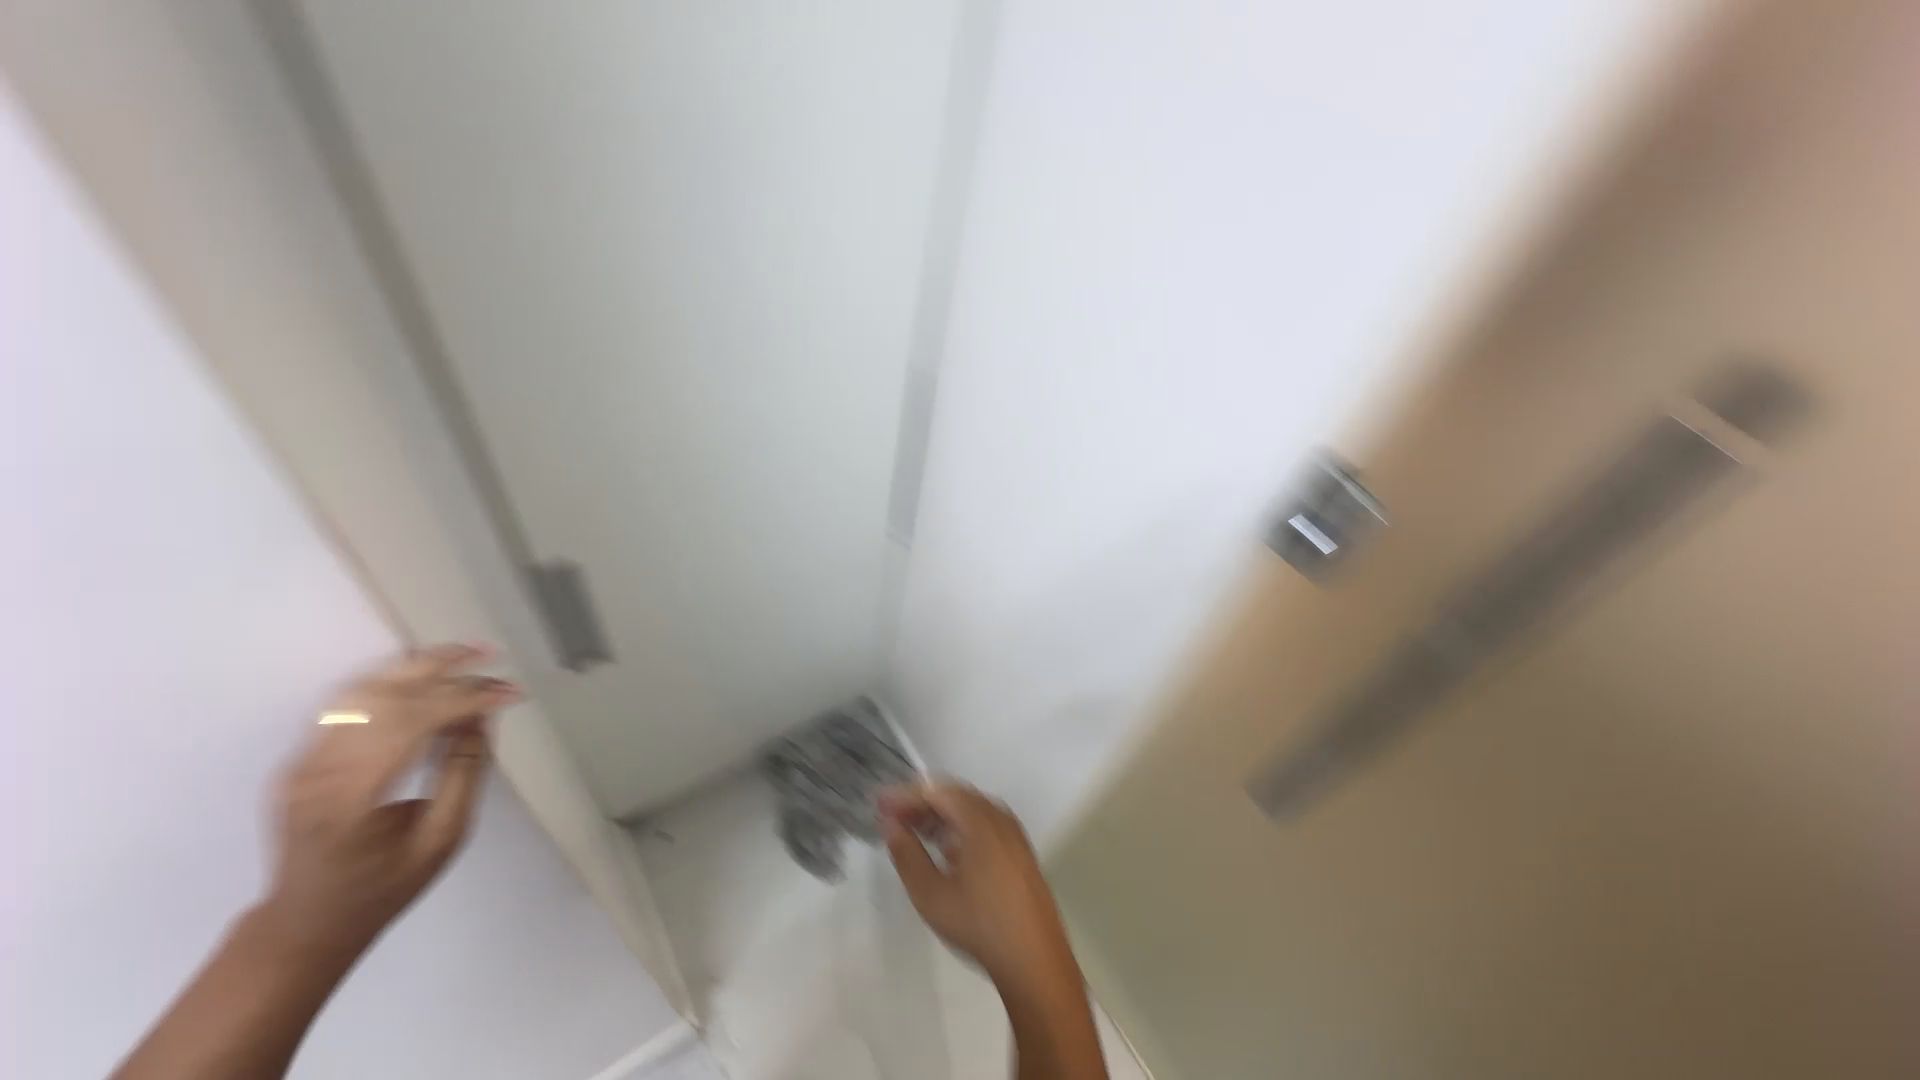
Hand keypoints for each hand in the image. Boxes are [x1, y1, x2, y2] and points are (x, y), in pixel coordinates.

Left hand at [257, 643, 519, 957]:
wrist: (304, 922)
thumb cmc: (381, 890)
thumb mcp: (441, 840)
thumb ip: (463, 774)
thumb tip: (480, 718)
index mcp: (353, 798)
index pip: (413, 723)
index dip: (465, 699)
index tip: (508, 692)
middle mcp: (318, 770)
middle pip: (382, 697)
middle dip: (442, 670)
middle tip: (489, 655)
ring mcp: (301, 762)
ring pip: (360, 692)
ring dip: (414, 668)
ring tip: (461, 655)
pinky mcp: (299, 758)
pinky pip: (347, 706)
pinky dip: (390, 683)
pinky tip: (423, 678)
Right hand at [878, 783, 1074, 988]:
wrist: (1034, 961)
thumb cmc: (979, 925)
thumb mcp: (931, 894)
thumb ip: (908, 855)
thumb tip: (892, 826)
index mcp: (980, 821)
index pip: (938, 792)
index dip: (906, 796)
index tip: (880, 806)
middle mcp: (1001, 819)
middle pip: (956, 796)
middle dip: (922, 803)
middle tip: (893, 819)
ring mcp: (1014, 837)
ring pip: (972, 811)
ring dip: (941, 816)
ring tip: (914, 833)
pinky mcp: (1021, 854)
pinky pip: (986, 826)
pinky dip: (961, 828)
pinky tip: (946, 852)